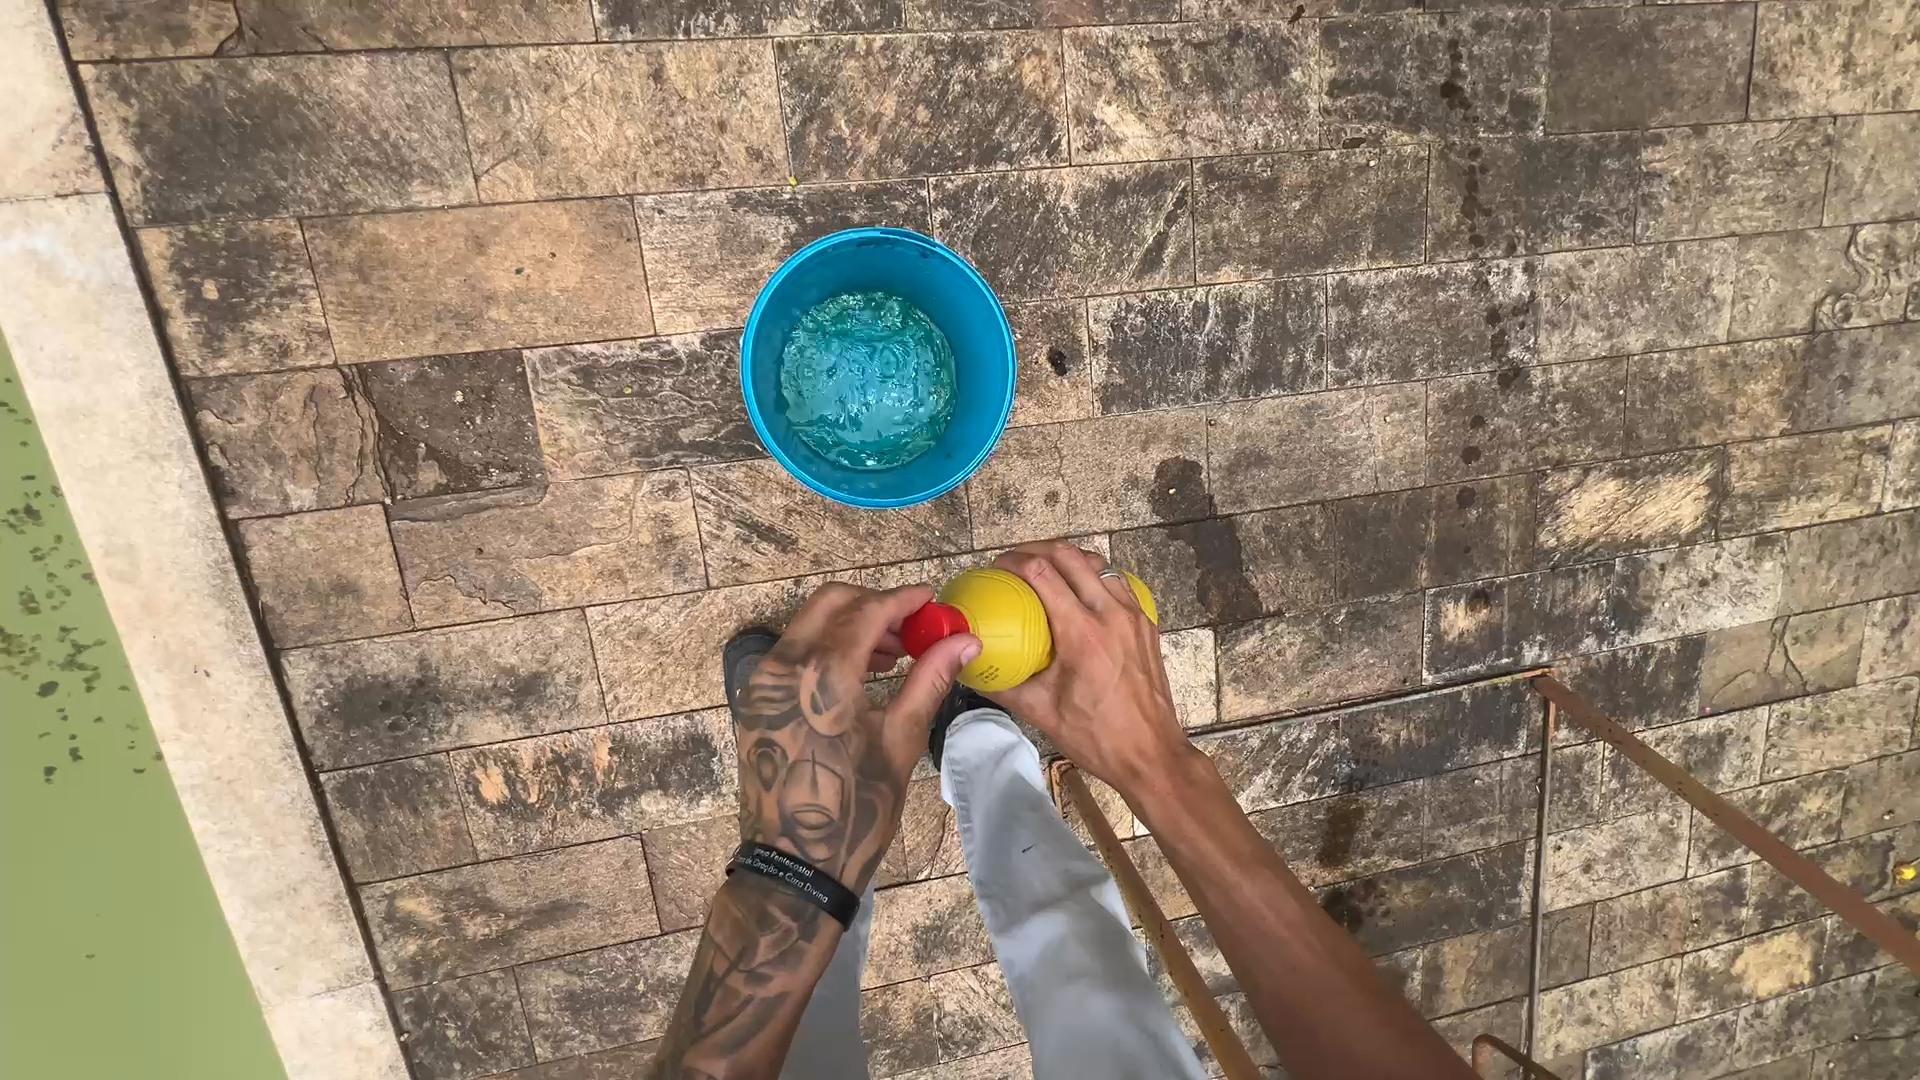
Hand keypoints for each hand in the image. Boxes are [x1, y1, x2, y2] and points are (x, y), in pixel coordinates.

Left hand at [733, 583, 979, 893]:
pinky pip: (794, 650)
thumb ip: (930, 679)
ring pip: (810, 622)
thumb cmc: (858, 807)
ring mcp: (763, 681)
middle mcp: (784, 665)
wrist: (796, 866)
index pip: (867, 611)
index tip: (931, 599)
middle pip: (832, 602)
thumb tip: (967, 640)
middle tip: (911, 628)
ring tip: (892, 654)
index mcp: (823, 674)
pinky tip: (860, 673)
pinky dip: (827, 645)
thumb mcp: (901, 739)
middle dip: (875, 605)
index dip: (903, 600)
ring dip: (852, 623)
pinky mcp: (756, 698)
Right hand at [984, 542, 1193, 797]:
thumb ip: (1001, 685)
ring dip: (1068, 558)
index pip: (1042, 573)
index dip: (1014, 561)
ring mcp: (1133, 616)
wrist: (1151, 755)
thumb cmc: (1096, 737)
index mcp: (1082, 633)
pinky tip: (1079, 593)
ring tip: (1045, 569)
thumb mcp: (1040, 713)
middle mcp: (1111, 614)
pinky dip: (1094, 576)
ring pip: (1099, 563)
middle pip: (1071, 555)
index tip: (996, 567)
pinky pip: (1117, 583)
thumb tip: (971, 665)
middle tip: (1015, 560)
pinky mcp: (1146, 623)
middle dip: (1037, 548)